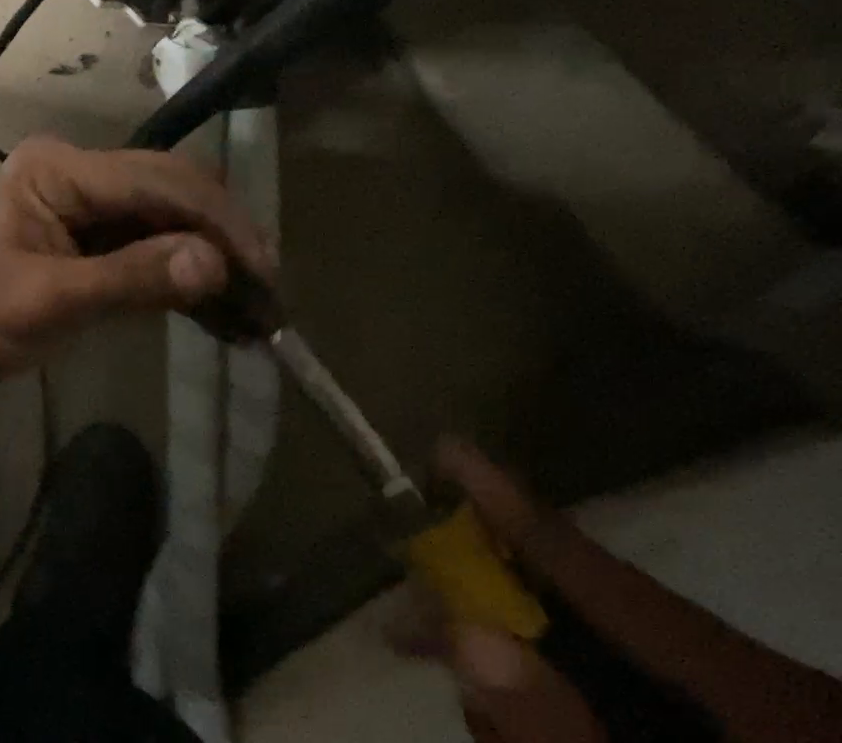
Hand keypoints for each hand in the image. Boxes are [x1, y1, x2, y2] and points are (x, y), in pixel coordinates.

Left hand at [0, 137, 273, 390]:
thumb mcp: (46, 302)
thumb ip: (129, 279)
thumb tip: (214, 264)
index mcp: (56, 170)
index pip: (154, 180)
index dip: (215, 221)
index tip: (262, 271)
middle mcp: (77, 176)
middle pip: (171, 194)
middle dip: (222, 242)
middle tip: (268, 298)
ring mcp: (87, 208)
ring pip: (170, 223)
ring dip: (213, 266)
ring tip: (258, 316)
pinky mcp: (94, 244)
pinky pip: (153, 252)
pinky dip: (187, 282)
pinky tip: (226, 318)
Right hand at [428, 439, 841, 742]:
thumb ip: (560, 733)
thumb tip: (466, 635)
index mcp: (760, 694)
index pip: (610, 581)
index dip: (520, 514)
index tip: (450, 450)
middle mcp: (762, 687)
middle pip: (596, 624)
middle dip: (495, 624)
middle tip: (403, 633)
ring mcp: (760, 711)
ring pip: (607, 668)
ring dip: (528, 685)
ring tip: (489, 727)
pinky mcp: (749, 729)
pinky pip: (634, 700)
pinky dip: (574, 712)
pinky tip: (530, 733)